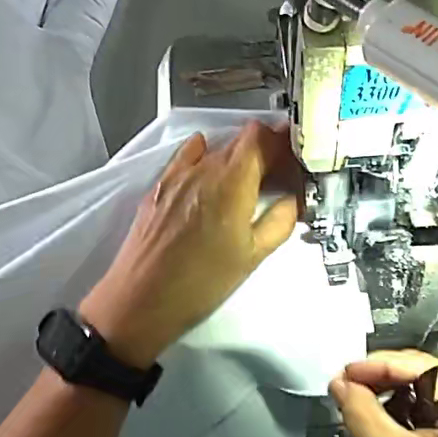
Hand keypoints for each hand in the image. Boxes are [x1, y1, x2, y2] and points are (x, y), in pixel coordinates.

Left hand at [79, 121, 303, 368]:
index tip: (295, 156)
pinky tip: (211, 173)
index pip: (262, 137)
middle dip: (265, 151)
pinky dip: (207, 157)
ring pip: (216, 148)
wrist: (141, 299)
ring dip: (238, 157)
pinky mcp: (160, 186)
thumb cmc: (200, 283)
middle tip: (280, 175)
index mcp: (232, 183)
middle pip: (241, 139)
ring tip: (249, 183)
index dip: (283, 140)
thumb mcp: (253, 256)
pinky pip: (188, 157)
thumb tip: (294, 200)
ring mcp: (178, 175)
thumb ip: (280, 220)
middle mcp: (204, 169)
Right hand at [329, 350, 437, 436]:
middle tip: (345, 387)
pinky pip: (422, 407)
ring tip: (354, 402)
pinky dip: (395, 409)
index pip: (426, 368)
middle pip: (423, 375)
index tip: (346, 374)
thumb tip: (341, 384)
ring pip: (419, 389)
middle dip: (381, 380)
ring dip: (386, 394)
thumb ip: (366, 419)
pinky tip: (373, 416)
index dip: (382, 366)